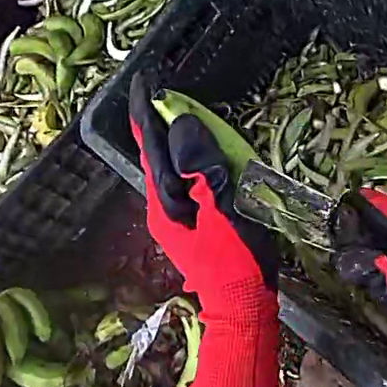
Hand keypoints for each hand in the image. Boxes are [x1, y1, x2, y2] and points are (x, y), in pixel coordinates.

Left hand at [129, 73, 280, 386]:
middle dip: (158, 121)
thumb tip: (181, 123)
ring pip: (168, 166)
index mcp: (164, 199)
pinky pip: (183, 178)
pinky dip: (189, 157)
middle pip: (155, 153)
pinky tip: (203, 151)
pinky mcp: (189, 223)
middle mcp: (161, 205)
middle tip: (168, 91)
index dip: (145, 110)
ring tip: (184, 112)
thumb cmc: (236, 257)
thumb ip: (200, 166)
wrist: (242, 306)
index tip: (144, 80)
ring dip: (174, 138)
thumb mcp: (222, 207)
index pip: (149, 144)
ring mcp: (174, 216)